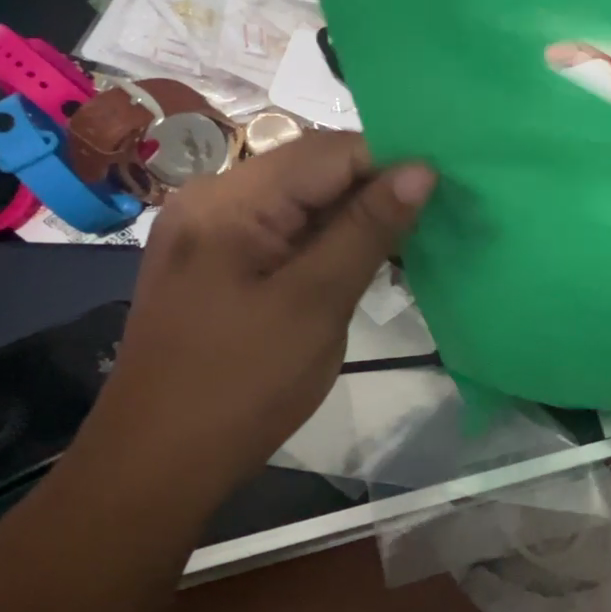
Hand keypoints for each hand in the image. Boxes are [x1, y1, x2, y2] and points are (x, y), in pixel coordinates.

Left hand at [76, 133, 434, 492]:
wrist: (161, 459)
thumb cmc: (243, 383)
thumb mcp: (316, 302)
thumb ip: (368, 231)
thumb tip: (422, 171)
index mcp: (230, 201)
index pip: (329, 151)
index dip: (393, 163)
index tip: (449, 194)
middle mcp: (214, 200)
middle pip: (313, 171)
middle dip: (378, 189)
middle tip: (438, 222)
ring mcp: (213, 235)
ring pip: (303, 203)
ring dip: (359, 218)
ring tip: (412, 246)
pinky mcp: (219, 267)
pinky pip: (286, 234)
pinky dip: (330, 243)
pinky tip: (364, 266)